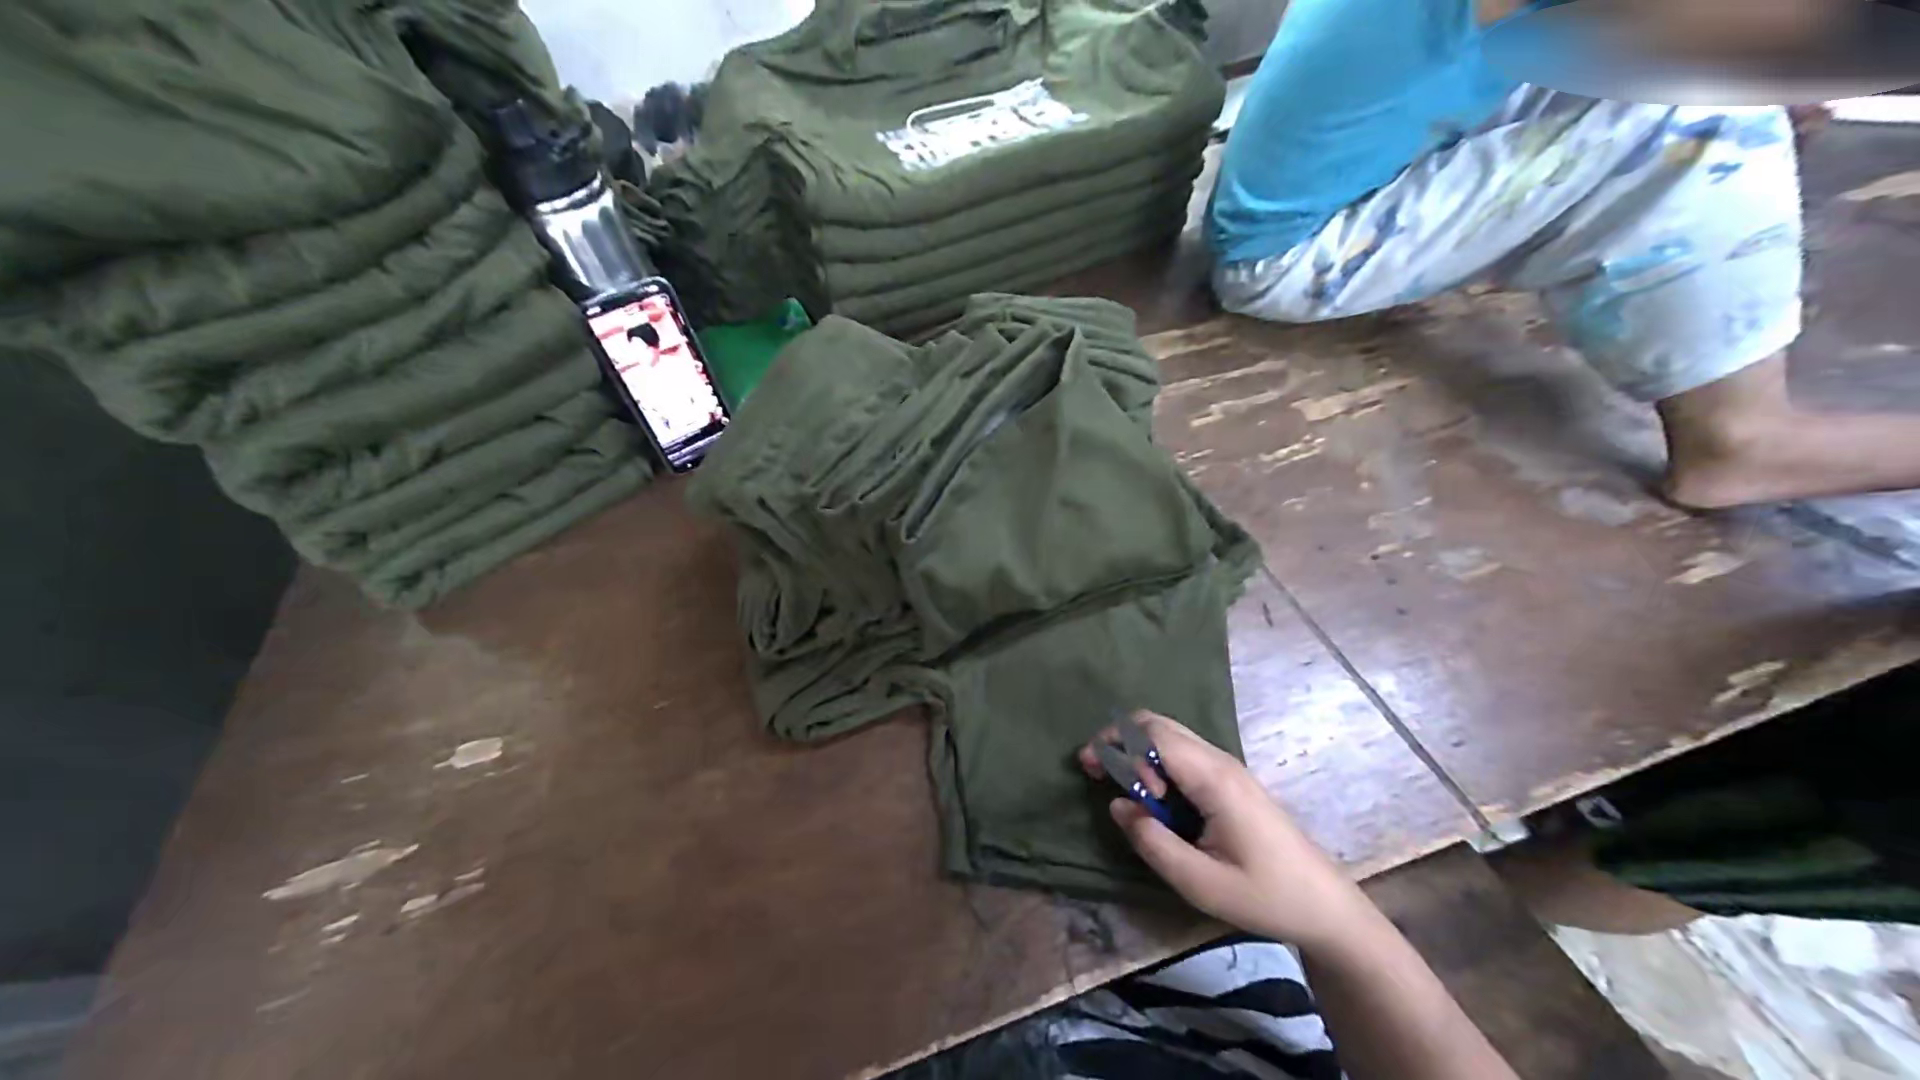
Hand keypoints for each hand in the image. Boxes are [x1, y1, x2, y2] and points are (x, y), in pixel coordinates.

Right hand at [1079, 711, 1370, 949]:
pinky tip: (1152, 795)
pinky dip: (1154, 761)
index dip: (1117, 745)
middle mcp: (1219, 761)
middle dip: (1119, 738)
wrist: (1325, 905)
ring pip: (1168, 734)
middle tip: (1094, 769)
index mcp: (1214, 779)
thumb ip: (1152, 842)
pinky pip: (1181, 752)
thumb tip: (1118, 805)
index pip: (1154, 735)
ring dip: (1137, 750)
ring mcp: (1226, 767)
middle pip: (1158, 724)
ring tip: (1123, 788)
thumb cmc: (1265, 896)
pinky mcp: (1228, 780)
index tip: (1094, 774)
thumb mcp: (1200, 883)